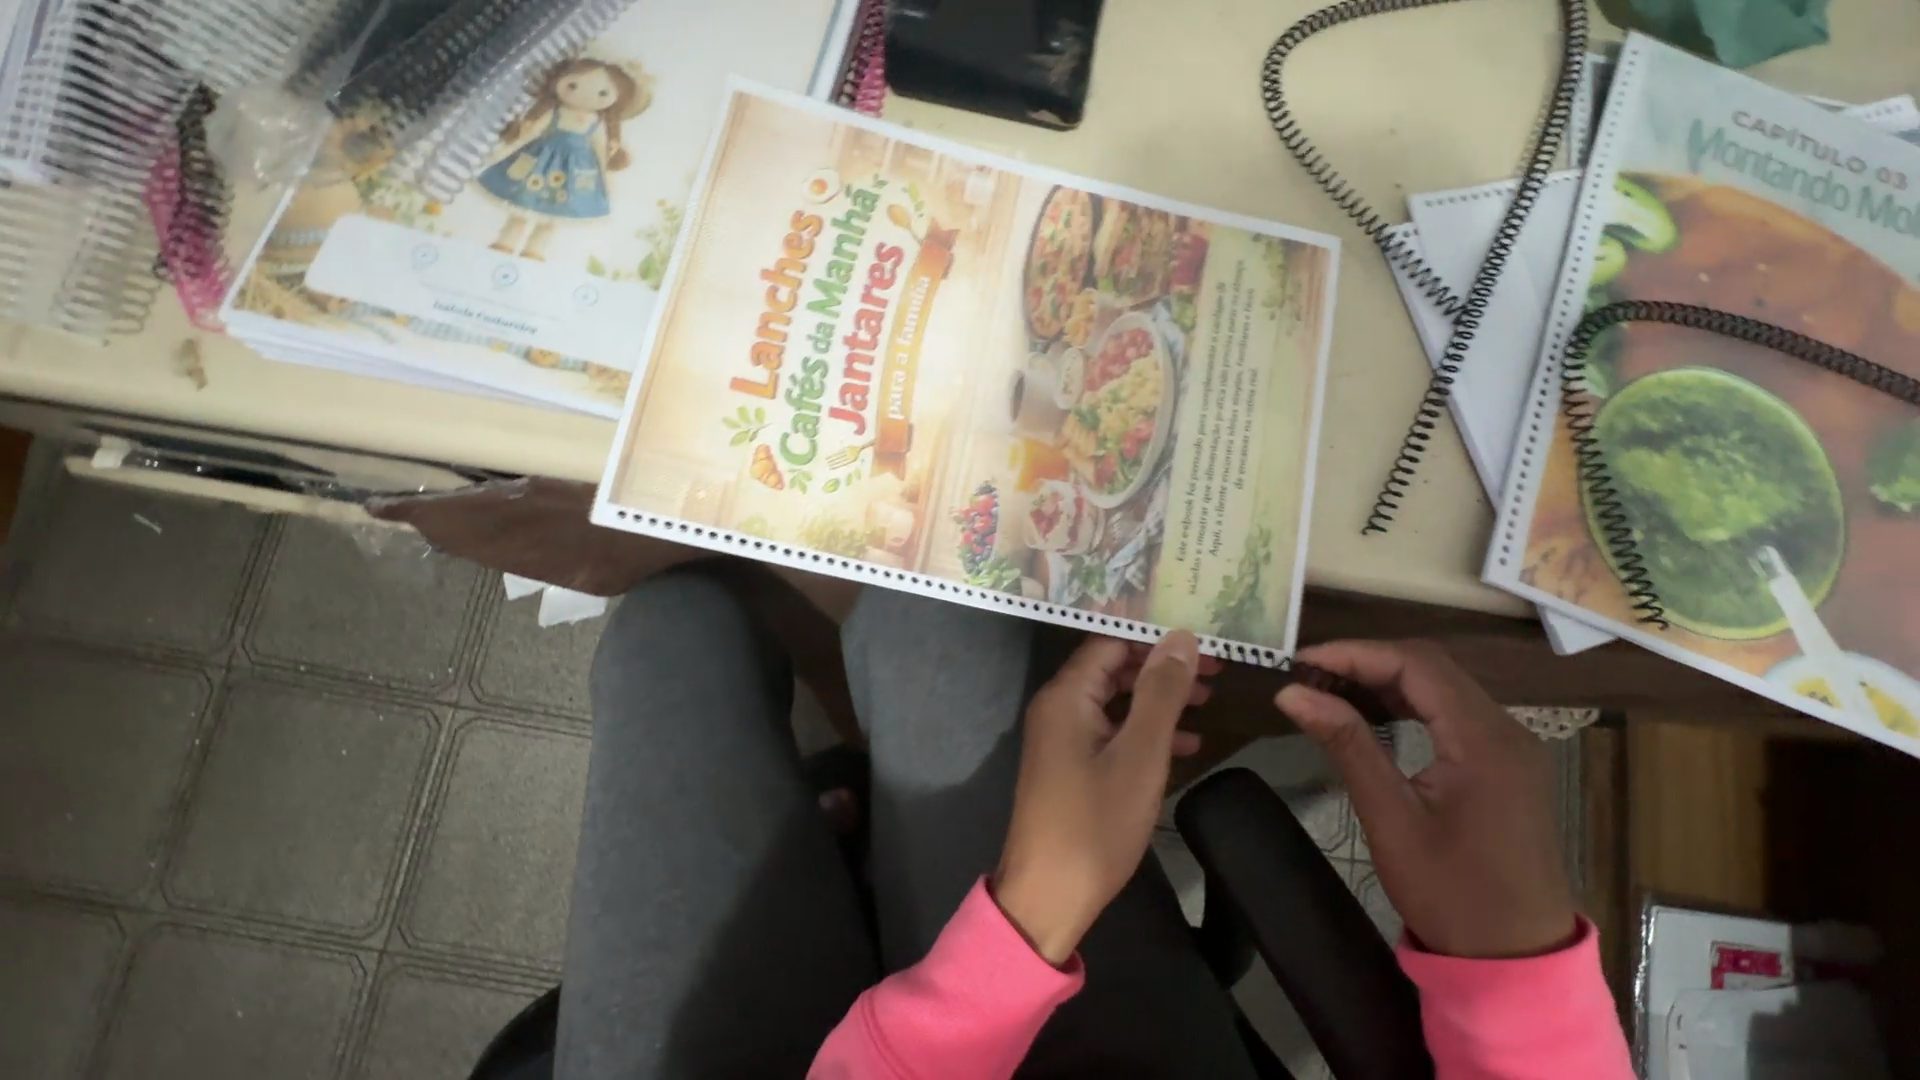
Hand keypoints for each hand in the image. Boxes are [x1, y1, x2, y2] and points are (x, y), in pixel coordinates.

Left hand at [991, 632, 1214, 964]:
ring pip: (1114, 702)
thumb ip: (1160, 694)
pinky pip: (1111, 733)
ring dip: (1158, 700)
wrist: (1049, 897)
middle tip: (1214, 671)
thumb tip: (1179, 637)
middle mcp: (1058, 708)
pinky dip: (1144, 732)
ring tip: (1207, 701)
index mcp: (1066, 696)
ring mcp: (1062, 739)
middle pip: (1113, 669)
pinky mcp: (1070, 767)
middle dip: (1162, 667)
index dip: (1156, 639)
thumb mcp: (1139, 755)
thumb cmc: (1095, 823)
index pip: (1111, 643)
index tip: (1203, 642)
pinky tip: (1187, 745)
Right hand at [1276, 640, 1576, 959]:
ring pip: (1441, 685)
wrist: (1516, 959)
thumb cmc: (1451, 892)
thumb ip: (1346, 744)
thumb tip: (1291, 692)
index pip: (1415, 665)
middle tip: (1307, 676)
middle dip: (1365, 661)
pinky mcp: (1503, 762)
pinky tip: (1371, 713)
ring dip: (1384, 679)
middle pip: (1430, 667)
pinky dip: (1407, 701)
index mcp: (1484, 739)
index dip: (1353, 654)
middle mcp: (1505, 729)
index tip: (1300, 663)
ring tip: (1327, 689)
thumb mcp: (1390, 818)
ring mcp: (1510, 745)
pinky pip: (1451, 710)